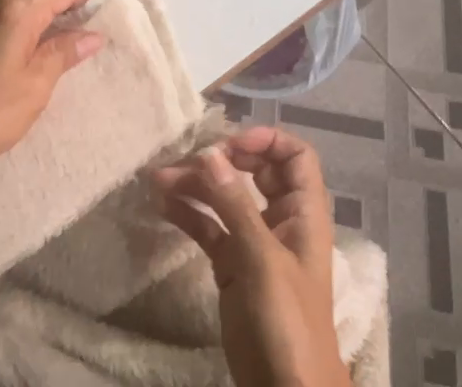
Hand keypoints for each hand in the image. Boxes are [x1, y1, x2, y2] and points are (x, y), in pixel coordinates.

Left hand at [0, 0, 103, 195]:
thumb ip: (64, 54)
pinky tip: (32, 63)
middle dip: (70, 12)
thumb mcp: (35, 86)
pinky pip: (7, 24)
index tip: (106, 20)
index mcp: (17, 10)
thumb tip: (92, 34)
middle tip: (92, 43)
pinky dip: (26, 35)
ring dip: (48, 26)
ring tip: (66, 58)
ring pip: (25, 10)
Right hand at [150, 127, 344, 386]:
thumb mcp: (262, 259)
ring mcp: (254, 243)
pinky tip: (162, 205)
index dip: (266, 141)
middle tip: (187, 160)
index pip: (295, 157)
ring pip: (225, 199)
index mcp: (304, 214)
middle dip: (220, 160)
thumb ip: (236, 204)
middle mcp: (280, 221)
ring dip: (194, 185)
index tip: (228, 144)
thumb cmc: (287, 320)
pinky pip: (208, 228)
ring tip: (157, 179)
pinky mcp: (231, 265)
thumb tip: (209, 153)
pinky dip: (187, 213)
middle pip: (255, 172)